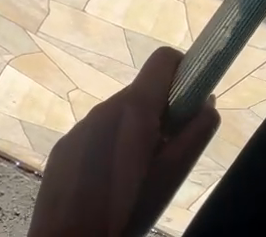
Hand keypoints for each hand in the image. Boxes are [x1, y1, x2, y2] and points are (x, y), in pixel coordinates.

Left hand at [29, 47, 219, 236]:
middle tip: (167, 145)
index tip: (188, 99)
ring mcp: (78, 129)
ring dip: (135, 128)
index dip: (183, 69)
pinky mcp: (61, 149)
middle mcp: (104, 109)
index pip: (164, 58)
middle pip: (144, 89)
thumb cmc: (129, 206)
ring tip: (136, 169)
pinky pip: (97, 132)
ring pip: (121, 112)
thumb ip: (201, 126)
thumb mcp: (179, 169)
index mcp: (134, 107)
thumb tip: (204, 101)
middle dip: (161, 108)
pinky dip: (111, 144)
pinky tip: (109, 180)